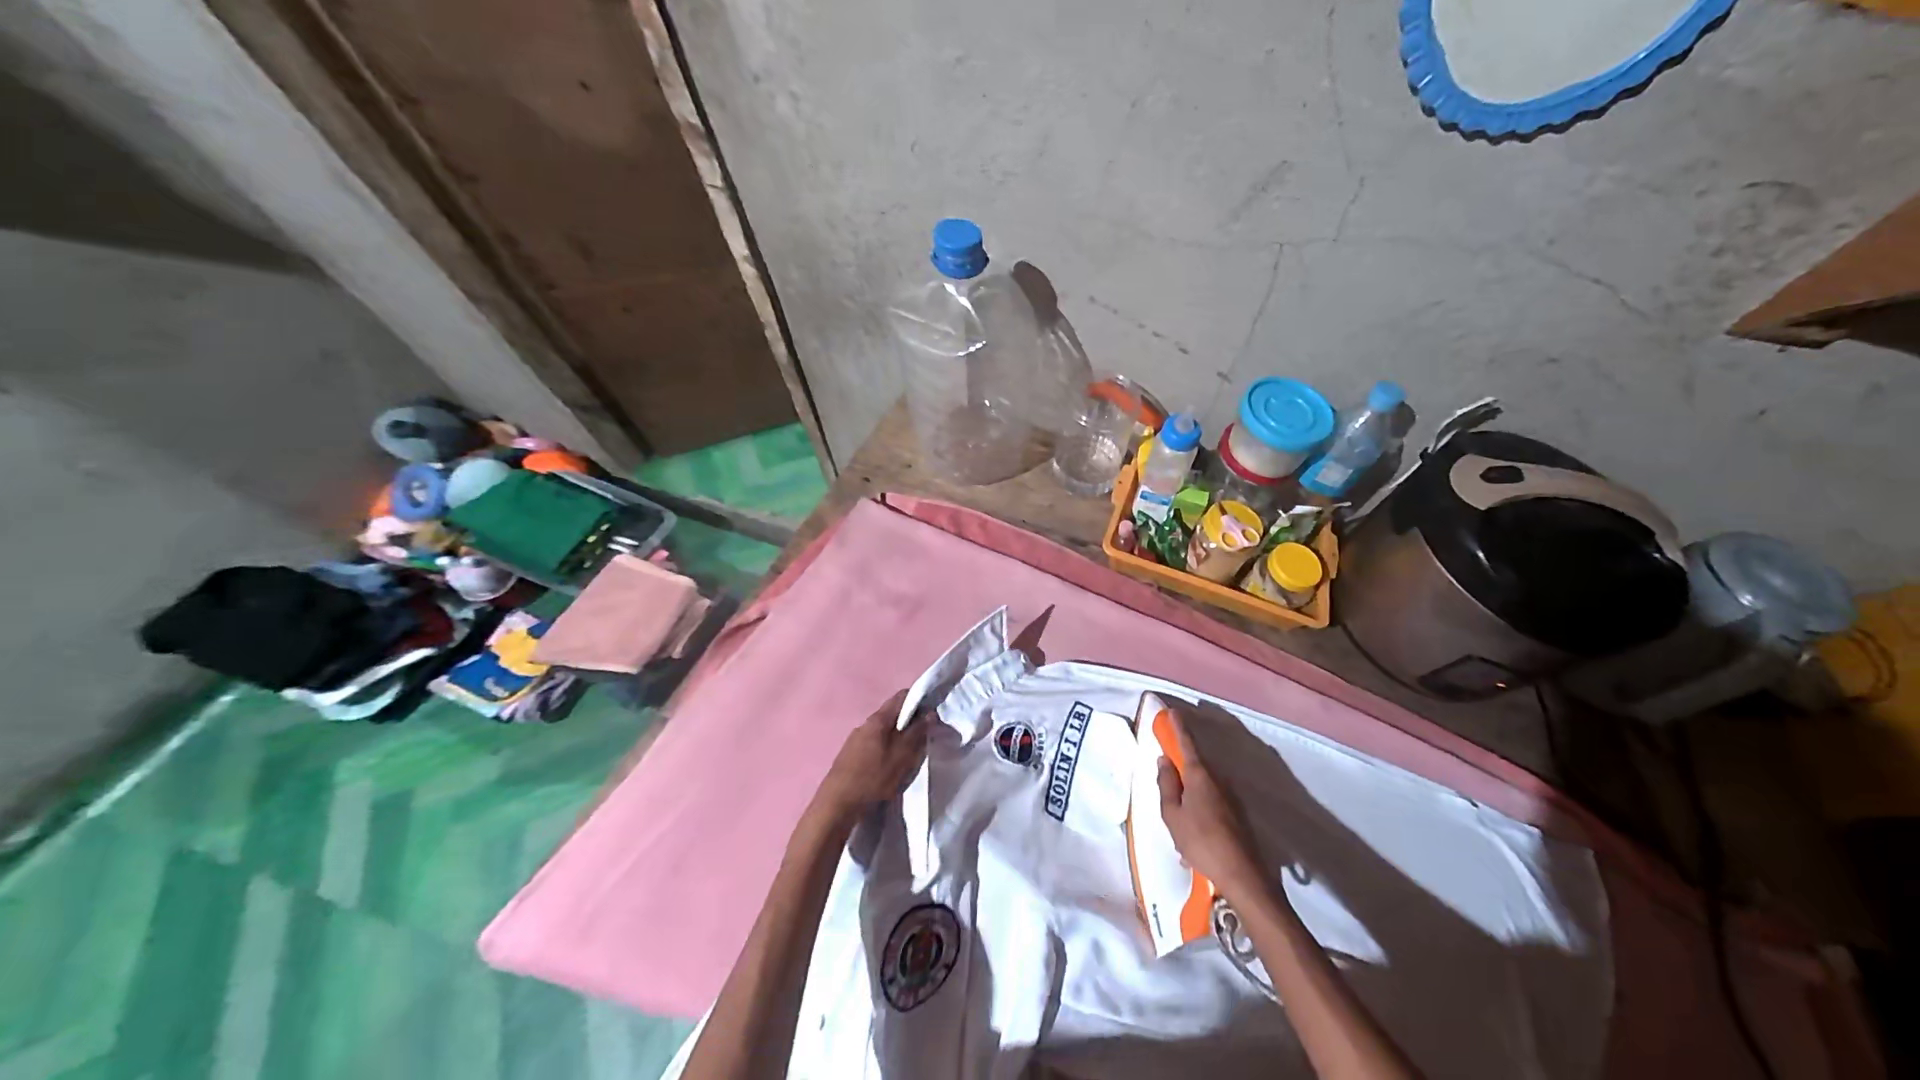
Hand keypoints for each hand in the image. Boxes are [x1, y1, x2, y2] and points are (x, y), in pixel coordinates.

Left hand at [810, 689, 931, 826]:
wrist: (837, 804)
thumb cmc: (873, 778)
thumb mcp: (902, 757)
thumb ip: (917, 733)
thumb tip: (929, 713)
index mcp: (877, 719)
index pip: (901, 696)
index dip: (919, 700)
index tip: (931, 714)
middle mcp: (864, 723)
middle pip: (892, 713)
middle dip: (910, 721)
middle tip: (924, 737)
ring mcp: (855, 738)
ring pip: (882, 729)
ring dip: (898, 736)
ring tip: (909, 752)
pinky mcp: (850, 753)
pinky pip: (873, 742)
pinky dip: (886, 746)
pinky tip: (889, 763)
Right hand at [1157, 708, 1265, 900]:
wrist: (1243, 875)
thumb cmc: (1200, 841)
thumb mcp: (1172, 814)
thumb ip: (1166, 785)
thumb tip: (1164, 761)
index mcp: (1200, 775)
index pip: (1187, 743)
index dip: (1178, 727)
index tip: (1172, 712)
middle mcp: (1219, 780)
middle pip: (1197, 764)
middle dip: (1182, 764)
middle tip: (1167, 770)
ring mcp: (1232, 796)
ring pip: (1205, 785)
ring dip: (1191, 790)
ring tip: (1178, 814)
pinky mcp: (1238, 813)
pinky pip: (1213, 801)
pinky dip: (1201, 807)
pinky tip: (1194, 832)